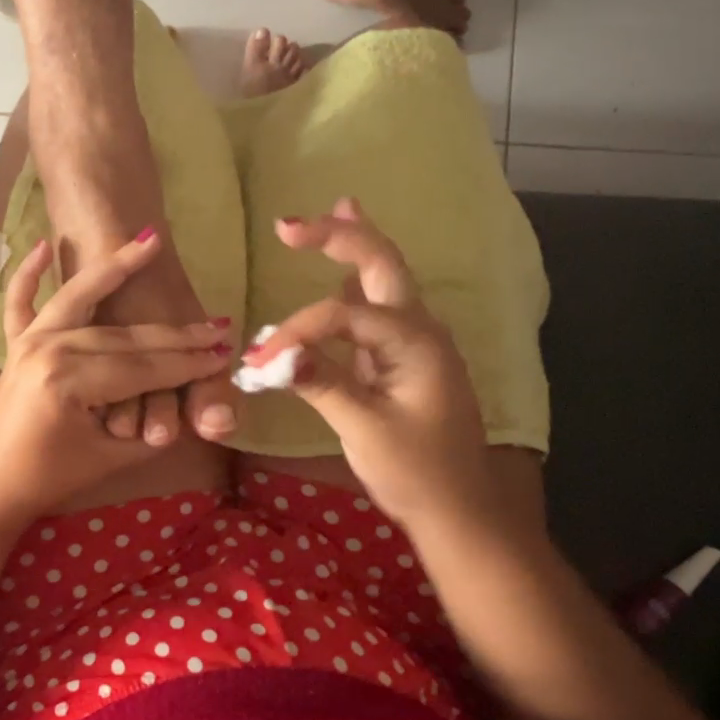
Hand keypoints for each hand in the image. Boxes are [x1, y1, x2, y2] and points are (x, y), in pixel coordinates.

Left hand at [0, 230, 234, 517]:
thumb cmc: (50, 479)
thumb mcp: (108, 458)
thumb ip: (151, 428)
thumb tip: (192, 409)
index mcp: (68, 382)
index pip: (142, 369)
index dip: (187, 365)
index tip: (224, 354)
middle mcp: (48, 350)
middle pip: (122, 337)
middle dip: (173, 333)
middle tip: (216, 325)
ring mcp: (28, 342)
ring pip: (78, 299)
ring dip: (115, 270)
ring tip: (150, 242)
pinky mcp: (14, 345)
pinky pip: (20, 302)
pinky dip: (27, 273)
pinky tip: (44, 245)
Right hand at [246, 198, 499, 531]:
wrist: (459, 510)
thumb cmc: (416, 472)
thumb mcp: (364, 429)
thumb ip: (321, 384)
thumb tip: (272, 356)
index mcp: (415, 342)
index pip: (342, 314)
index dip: (296, 329)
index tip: (259, 359)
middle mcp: (420, 330)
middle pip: (382, 265)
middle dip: (339, 237)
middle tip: (289, 225)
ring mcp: (415, 344)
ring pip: (385, 281)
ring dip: (357, 248)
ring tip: (337, 210)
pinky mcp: (404, 362)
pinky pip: (377, 311)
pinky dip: (357, 286)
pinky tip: (344, 277)